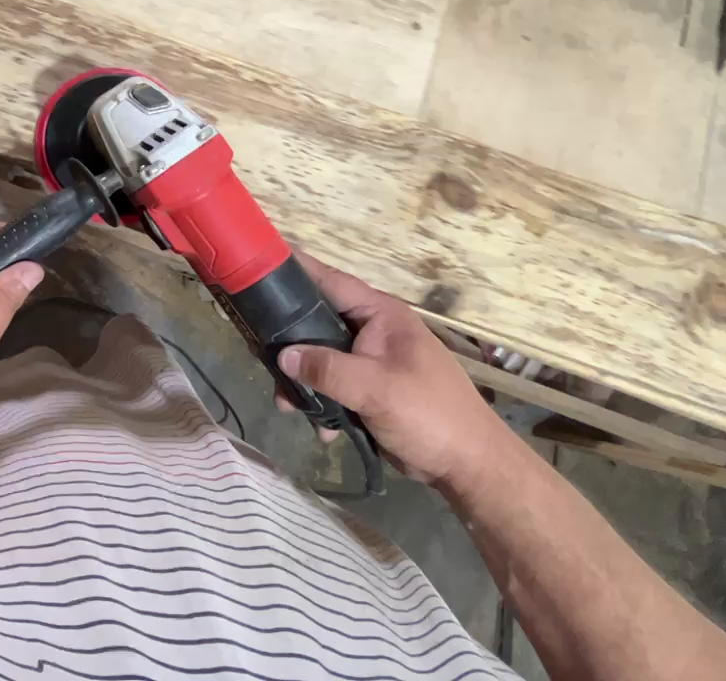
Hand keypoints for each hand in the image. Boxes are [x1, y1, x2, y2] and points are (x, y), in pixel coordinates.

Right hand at [274, 252, 519, 489]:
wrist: (470, 467)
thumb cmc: (430, 415)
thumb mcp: (375, 389)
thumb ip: (326, 368)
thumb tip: (281, 355)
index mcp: (380, 315)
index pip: (330, 280)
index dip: (294, 268)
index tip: (256, 259)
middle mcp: (372, 330)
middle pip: (316, 320)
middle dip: (288, 341)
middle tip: (256, 352)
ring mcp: (369, 359)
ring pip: (317, 356)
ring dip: (301, 381)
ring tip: (288, 406)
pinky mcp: (367, 388)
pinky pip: (330, 384)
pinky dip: (320, 402)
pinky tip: (322, 427)